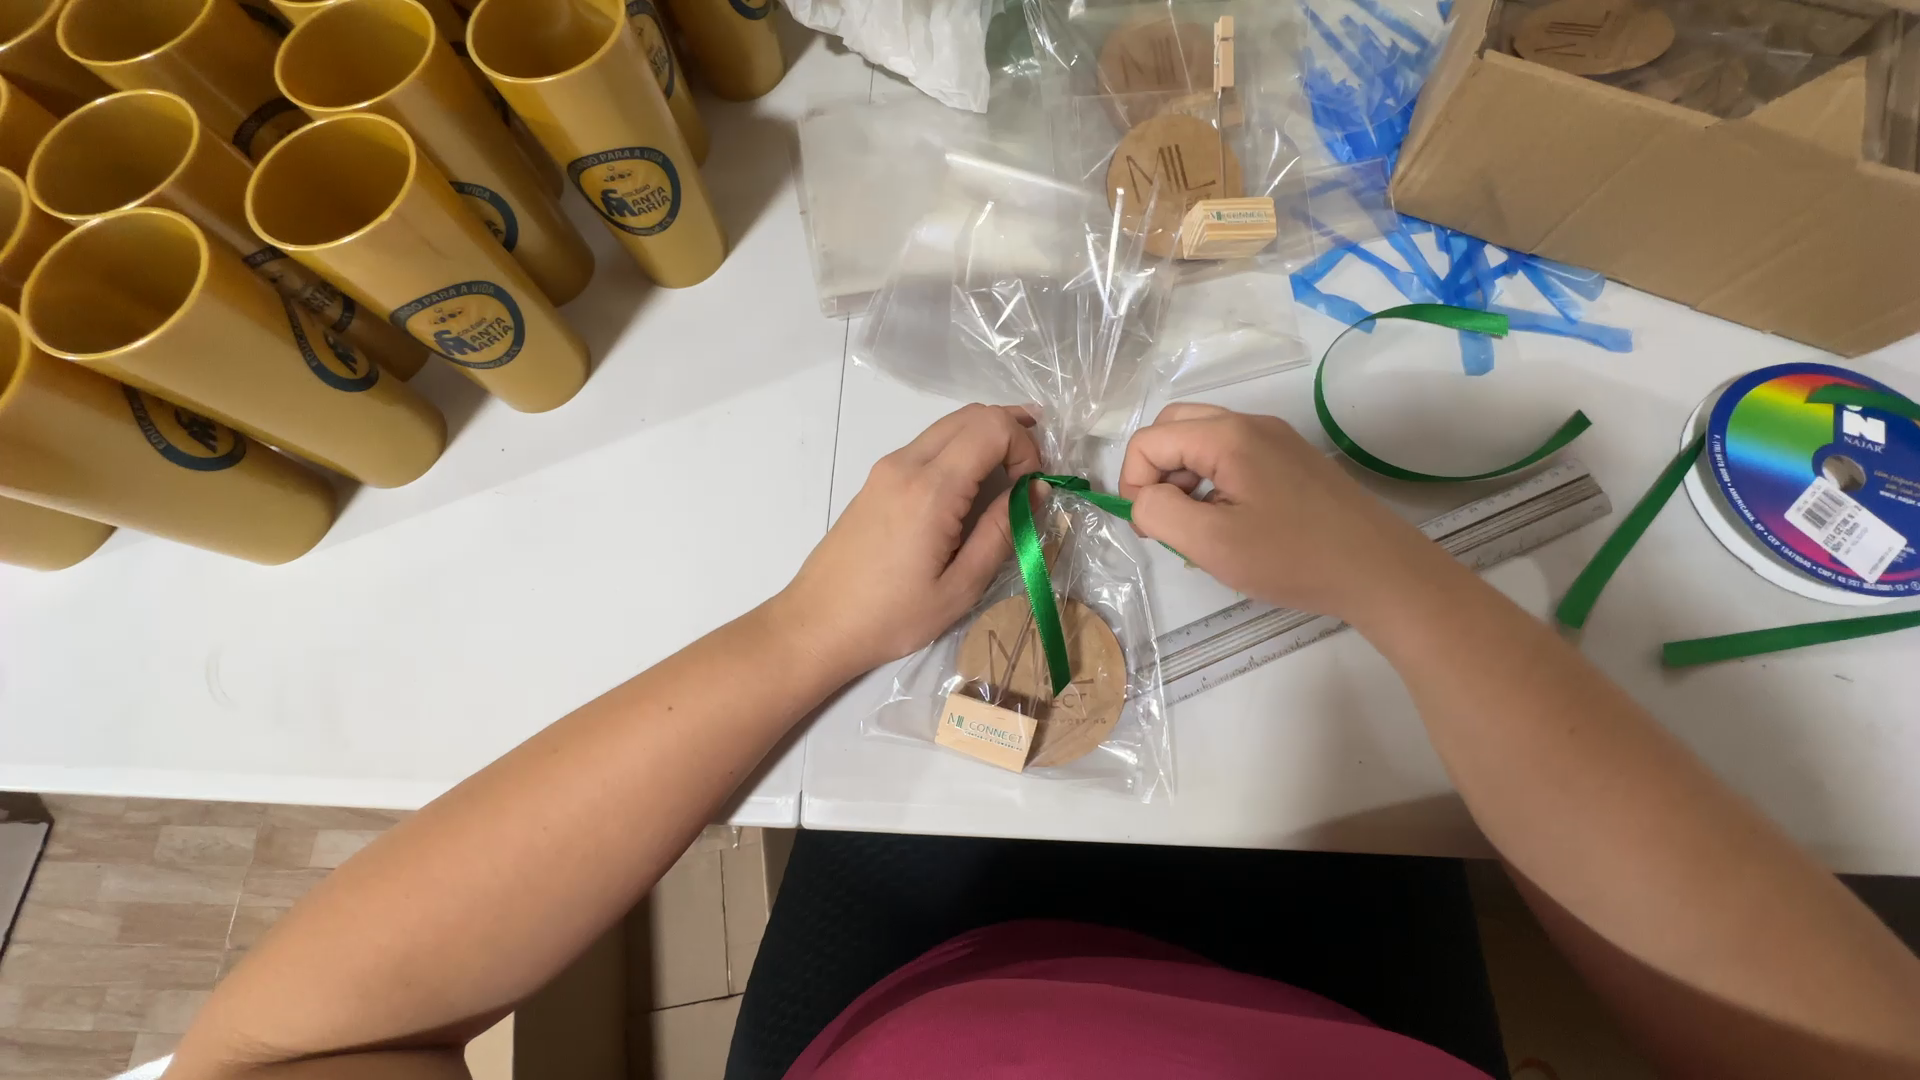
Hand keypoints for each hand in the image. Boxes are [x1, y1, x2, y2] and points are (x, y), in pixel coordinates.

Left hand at [769, 404, 1041, 679]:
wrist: (817, 624)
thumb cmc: (891, 616)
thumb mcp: (960, 587)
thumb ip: (1002, 532)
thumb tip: (1036, 489)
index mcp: (930, 489)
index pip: (992, 427)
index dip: (1025, 447)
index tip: (1033, 487)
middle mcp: (906, 464)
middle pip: (971, 415)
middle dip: (1011, 432)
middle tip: (1034, 469)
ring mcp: (886, 468)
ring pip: (948, 426)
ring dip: (986, 439)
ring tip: (1012, 475)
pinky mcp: (876, 480)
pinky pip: (928, 446)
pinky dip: (961, 451)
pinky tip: (973, 486)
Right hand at [1119, 404, 1456, 622]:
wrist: (1380, 571)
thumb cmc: (1292, 558)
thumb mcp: (1211, 543)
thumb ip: (1159, 512)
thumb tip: (1144, 498)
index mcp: (1227, 436)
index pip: (1148, 441)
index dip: (1134, 483)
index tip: (1151, 528)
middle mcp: (1249, 424)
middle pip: (1173, 427)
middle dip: (1155, 471)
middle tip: (1168, 519)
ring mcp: (1274, 438)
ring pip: (1201, 439)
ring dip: (1182, 477)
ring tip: (1198, 526)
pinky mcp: (1290, 458)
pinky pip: (1230, 454)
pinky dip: (1211, 480)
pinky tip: (1228, 521)